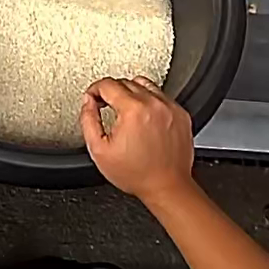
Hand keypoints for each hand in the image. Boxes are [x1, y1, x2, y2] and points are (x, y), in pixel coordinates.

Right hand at [80, 76, 194, 203]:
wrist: (167, 186)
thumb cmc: (136, 173)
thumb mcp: (99, 150)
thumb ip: (88, 120)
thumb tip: (88, 102)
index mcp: (133, 110)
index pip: (108, 84)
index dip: (94, 90)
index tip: (92, 97)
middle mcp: (154, 104)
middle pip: (125, 82)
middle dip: (110, 91)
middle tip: (104, 105)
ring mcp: (170, 108)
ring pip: (144, 84)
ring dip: (130, 92)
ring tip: (124, 108)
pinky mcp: (181, 114)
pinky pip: (161, 96)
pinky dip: (149, 101)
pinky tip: (143, 116)